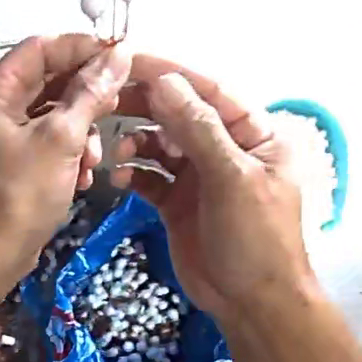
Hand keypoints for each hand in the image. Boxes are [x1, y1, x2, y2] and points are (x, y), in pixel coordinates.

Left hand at [0, 34, 131, 297]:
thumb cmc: (22, 195)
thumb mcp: (62, 139)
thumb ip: (90, 93)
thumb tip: (119, 54)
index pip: (41, 48)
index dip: (82, 48)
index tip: (121, 58)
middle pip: (49, 80)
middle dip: (85, 96)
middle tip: (116, 108)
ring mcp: (2, 136)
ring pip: (53, 113)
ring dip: (82, 130)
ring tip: (96, 158)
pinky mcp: (14, 161)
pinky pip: (48, 141)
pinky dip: (70, 153)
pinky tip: (85, 176)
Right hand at [111, 66, 312, 326]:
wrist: (250, 300)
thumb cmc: (255, 237)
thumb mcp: (232, 178)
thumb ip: (199, 130)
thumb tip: (166, 84)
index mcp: (252, 133)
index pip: (208, 91)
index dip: (170, 75)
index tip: (129, 62)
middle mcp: (223, 149)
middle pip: (178, 115)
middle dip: (145, 108)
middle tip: (106, 102)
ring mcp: (198, 177)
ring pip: (160, 146)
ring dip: (136, 144)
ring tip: (117, 153)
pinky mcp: (176, 202)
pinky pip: (149, 178)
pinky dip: (133, 175)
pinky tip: (119, 179)